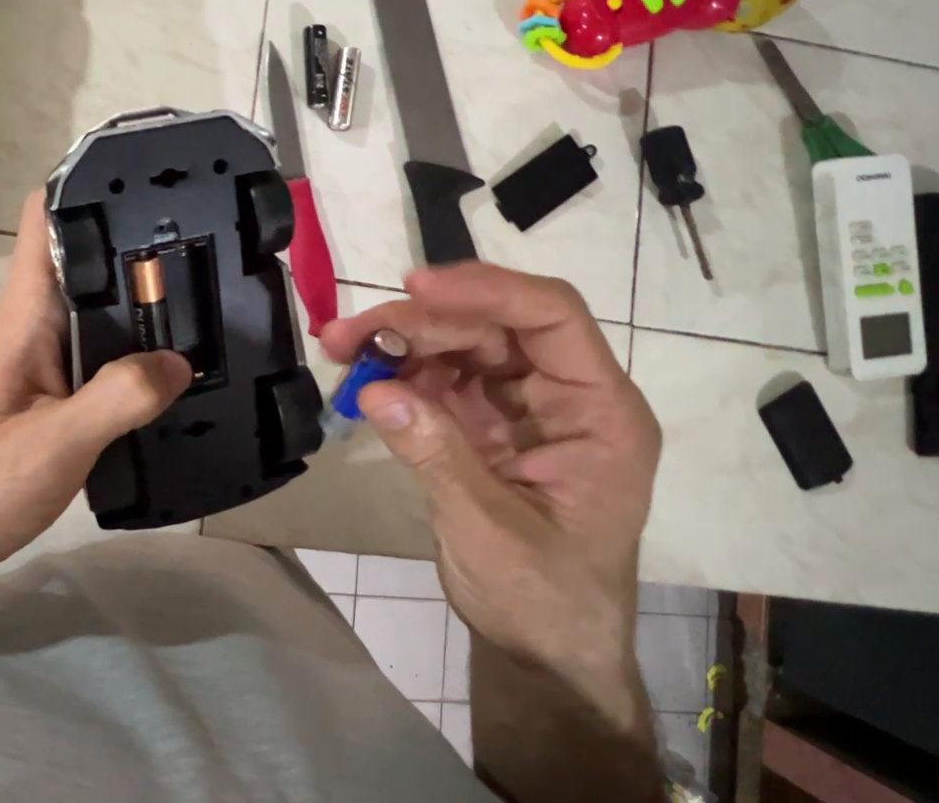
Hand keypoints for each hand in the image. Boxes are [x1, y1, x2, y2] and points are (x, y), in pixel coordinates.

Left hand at [0, 191, 192, 572]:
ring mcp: (43, 361)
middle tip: (208, 233)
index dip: (84, 185)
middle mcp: (33, 328)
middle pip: (85, 261)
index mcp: (22, 319)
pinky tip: (176, 363)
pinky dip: (137, 349)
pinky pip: (101, 354)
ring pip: (97, 310)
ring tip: (210, 290)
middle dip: (137, 242)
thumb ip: (115, 401)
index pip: (43, 224)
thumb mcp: (51, 446)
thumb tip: (179, 362)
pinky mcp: (54, 394)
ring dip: (143, 299)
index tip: (142, 171)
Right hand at [319, 263, 660, 706]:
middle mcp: (561, 395)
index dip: (487, 290)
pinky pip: (437, 380)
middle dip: (418, 321)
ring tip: (340, 346)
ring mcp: (517, 407)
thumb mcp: (491, 530)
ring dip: (399, 341)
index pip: (550, 318)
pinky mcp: (481, 424)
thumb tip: (374, 388)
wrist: (541, 652)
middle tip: (348, 332)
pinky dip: (397, 373)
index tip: (416, 287)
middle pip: (490, 327)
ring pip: (458, 346)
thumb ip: (436, 454)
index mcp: (598, 411)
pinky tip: (360, 376)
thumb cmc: (544, 599)